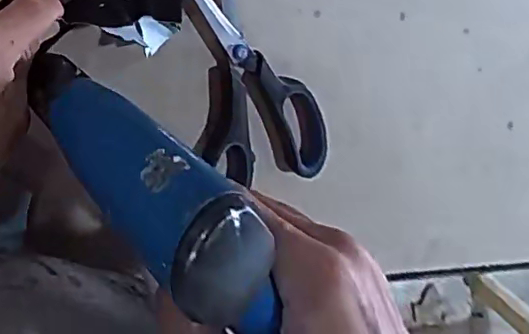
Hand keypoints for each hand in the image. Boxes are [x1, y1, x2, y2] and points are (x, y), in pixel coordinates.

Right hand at [155, 192, 401, 332]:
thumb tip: (166, 290)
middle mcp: (343, 250)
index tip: (175, 247)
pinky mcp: (362, 280)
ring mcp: (357, 264)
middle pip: (257, 220)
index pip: (237, 207)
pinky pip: (305, 260)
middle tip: (209, 300)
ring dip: (253, 271)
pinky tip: (275, 321)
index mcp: (320, 264)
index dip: (200, 227)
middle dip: (225, 254)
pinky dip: (281, 282)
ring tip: (249, 320)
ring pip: (280, 239)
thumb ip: (197, 323)